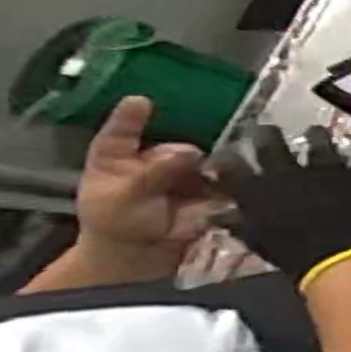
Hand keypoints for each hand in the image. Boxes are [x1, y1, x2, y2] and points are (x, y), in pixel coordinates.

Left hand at [74, 96, 216, 261]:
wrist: (145, 252)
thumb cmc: (117, 222)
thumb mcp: (122, 198)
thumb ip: (152, 174)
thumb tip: (189, 151)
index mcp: (119, 158)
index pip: (122, 132)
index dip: (131, 116)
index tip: (141, 100)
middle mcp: (155, 160)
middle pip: (176, 148)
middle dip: (185, 153)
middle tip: (192, 160)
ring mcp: (186, 174)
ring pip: (206, 162)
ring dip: (214, 167)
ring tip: (213, 178)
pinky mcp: (212, 190)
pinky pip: (226, 181)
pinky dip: (231, 181)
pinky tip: (233, 182)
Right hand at [220, 124, 350, 283]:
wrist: (346, 255)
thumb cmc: (296, 255)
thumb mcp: (259, 241)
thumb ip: (239, 224)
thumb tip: (216, 214)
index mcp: (260, 189)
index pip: (233, 165)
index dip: (229, 157)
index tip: (229, 150)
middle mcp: (291, 171)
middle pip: (272, 144)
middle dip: (267, 134)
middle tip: (267, 128)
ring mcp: (330, 168)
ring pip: (320, 142)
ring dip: (317, 136)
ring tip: (316, 131)